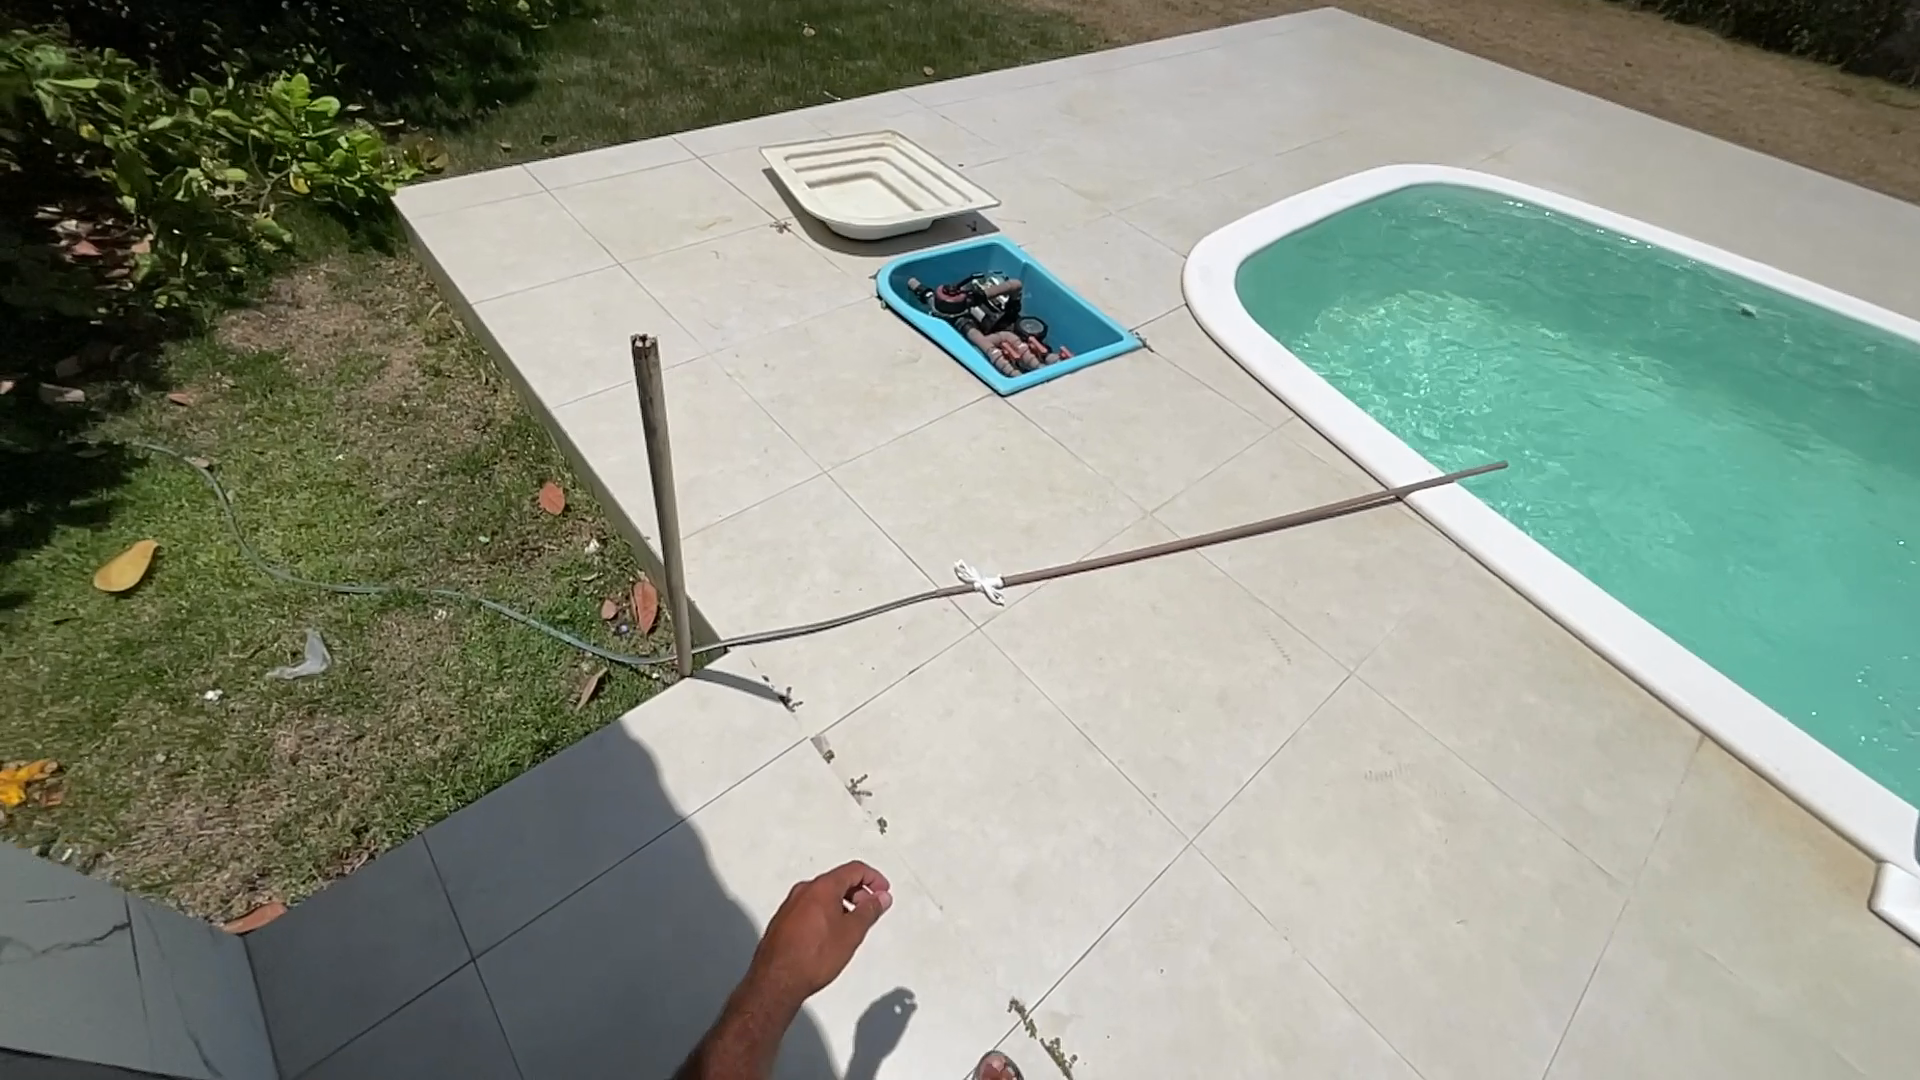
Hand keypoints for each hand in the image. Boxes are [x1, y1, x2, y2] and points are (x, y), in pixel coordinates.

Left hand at [745, 861, 892, 1008]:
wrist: (776, 982)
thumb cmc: (812, 957)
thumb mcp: (852, 933)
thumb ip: (870, 910)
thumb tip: (881, 897)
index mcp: (822, 886)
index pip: (855, 869)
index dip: (873, 878)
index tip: (883, 890)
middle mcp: (804, 890)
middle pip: (838, 880)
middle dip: (858, 891)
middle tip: (870, 907)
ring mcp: (790, 905)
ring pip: (822, 894)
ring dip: (842, 903)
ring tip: (851, 925)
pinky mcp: (782, 921)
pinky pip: (809, 907)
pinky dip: (825, 912)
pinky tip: (829, 935)